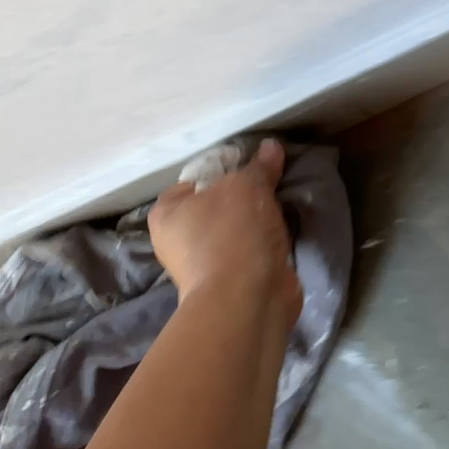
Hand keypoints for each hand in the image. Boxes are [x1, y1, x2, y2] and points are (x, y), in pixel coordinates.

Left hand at [148, 139, 301, 325]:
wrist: (246, 301)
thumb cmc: (233, 233)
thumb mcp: (248, 186)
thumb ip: (259, 166)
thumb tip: (271, 147)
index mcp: (167, 214)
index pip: (193, 179)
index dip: (223, 168)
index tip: (249, 166)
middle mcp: (178, 241)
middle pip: (216, 204)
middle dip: (243, 196)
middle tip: (269, 183)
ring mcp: (204, 266)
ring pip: (235, 229)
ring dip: (256, 221)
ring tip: (280, 205)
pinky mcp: (231, 284)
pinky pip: (249, 251)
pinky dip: (264, 243)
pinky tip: (282, 231)